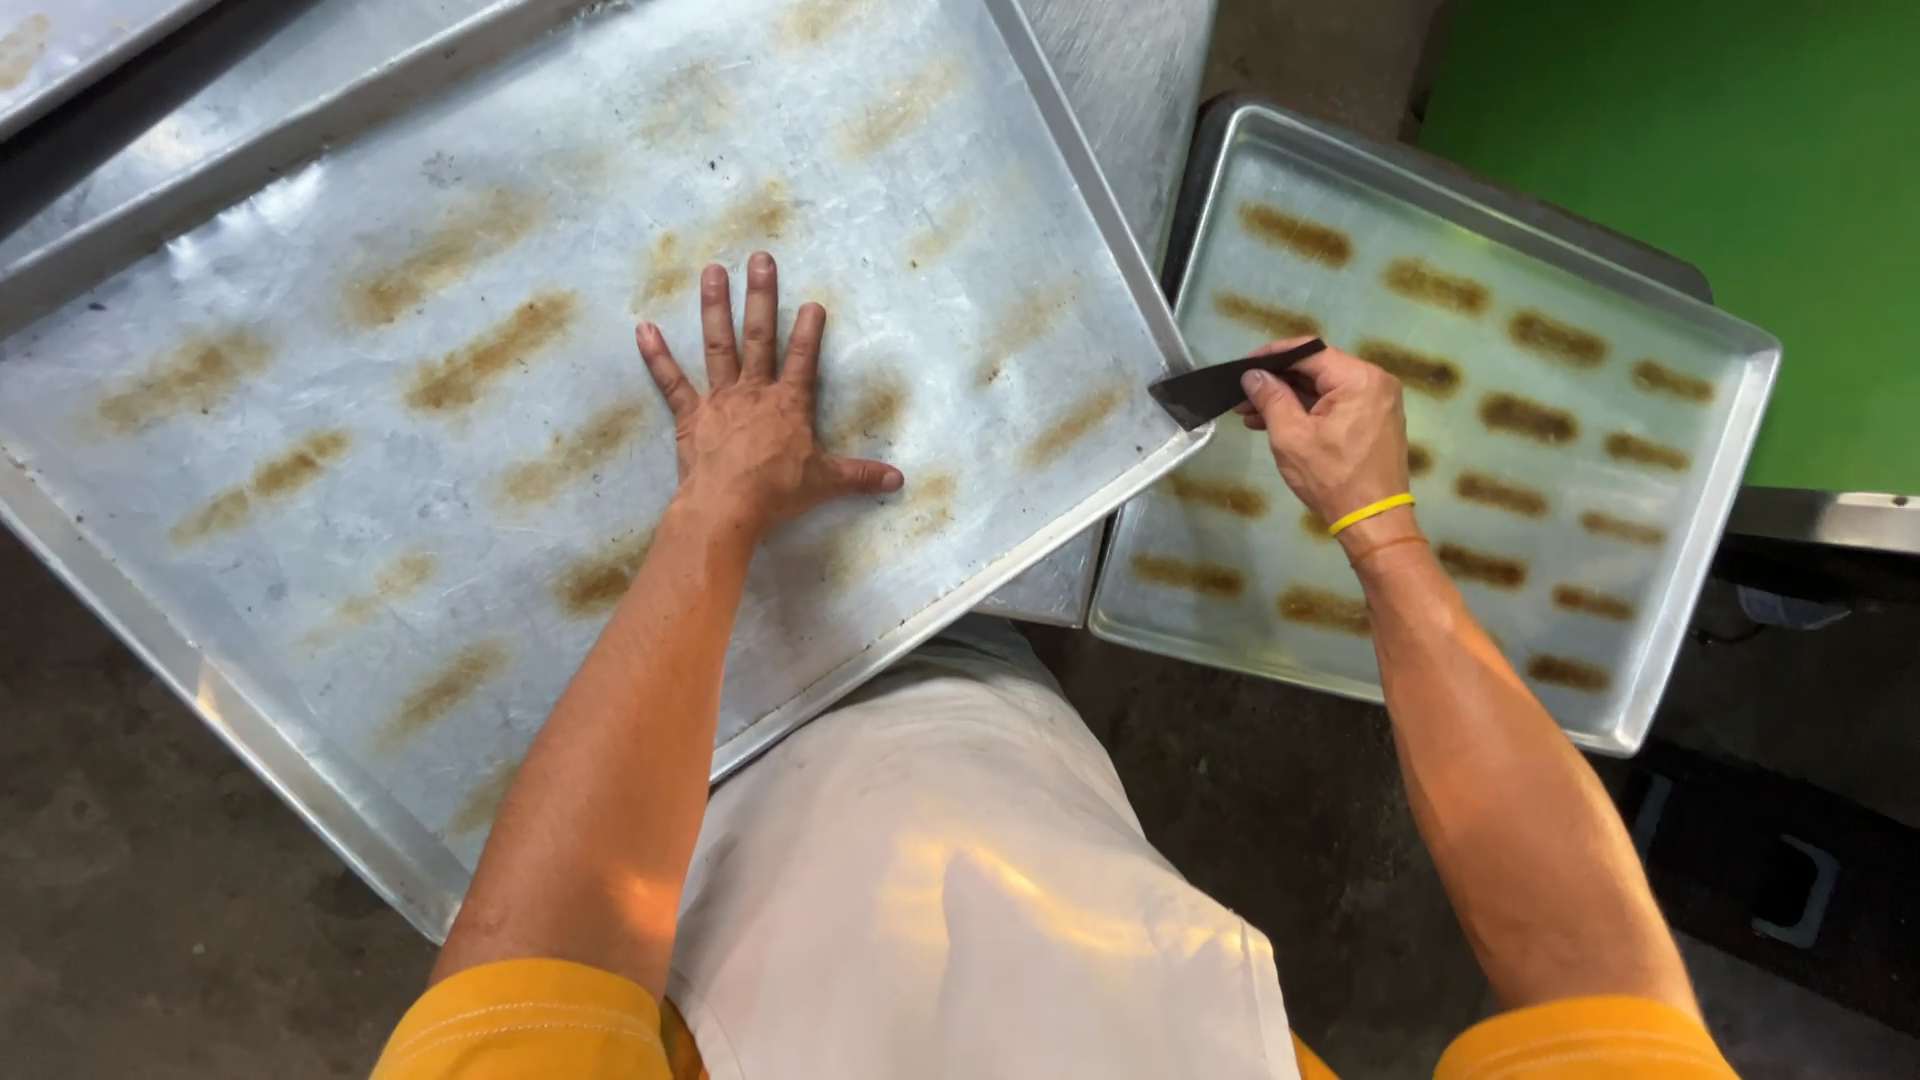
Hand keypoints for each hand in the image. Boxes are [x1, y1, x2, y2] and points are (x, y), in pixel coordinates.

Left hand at [636, 252, 902, 539]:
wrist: (728, 507)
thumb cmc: (778, 492)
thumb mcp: (826, 482)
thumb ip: (861, 476)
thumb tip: (898, 481)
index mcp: (789, 404)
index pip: (803, 359)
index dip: (810, 330)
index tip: (813, 302)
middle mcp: (754, 391)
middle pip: (759, 336)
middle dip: (762, 296)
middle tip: (760, 259)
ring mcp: (720, 400)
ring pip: (718, 346)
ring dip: (715, 308)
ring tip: (712, 271)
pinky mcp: (691, 416)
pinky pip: (671, 382)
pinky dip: (656, 356)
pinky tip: (643, 328)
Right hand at [1233, 337, 1414, 546]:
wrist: (1370, 518)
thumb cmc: (1331, 476)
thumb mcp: (1291, 435)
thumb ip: (1271, 398)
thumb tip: (1252, 375)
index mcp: (1359, 378)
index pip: (1309, 352)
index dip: (1272, 356)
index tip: (1242, 366)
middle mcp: (1374, 381)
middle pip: (1316, 369)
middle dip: (1276, 381)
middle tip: (1242, 395)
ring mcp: (1376, 401)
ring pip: (1322, 388)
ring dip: (1287, 398)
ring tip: (1250, 413)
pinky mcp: (1372, 419)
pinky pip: (1334, 404)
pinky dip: (1305, 410)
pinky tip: (1274, 422)